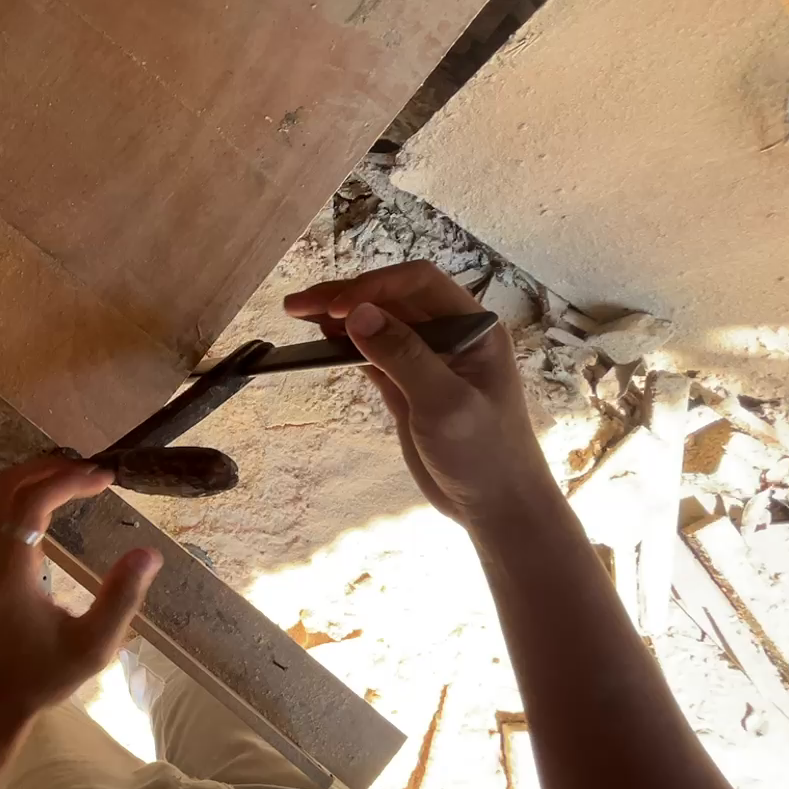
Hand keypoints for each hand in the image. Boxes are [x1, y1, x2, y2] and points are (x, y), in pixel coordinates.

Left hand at [0, 456, 162, 731]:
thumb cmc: (42, 677)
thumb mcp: (92, 648)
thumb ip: (120, 599)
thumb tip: (149, 553)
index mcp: (10, 572)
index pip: (31, 503)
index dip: (68, 481)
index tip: (106, 477)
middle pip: (6, 486)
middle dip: (49, 467)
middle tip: (92, 472)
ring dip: (30, 474)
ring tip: (73, 475)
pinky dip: (18, 490)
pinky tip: (48, 499)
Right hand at [282, 260, 555, 522]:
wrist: (494, 505)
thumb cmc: (482, 454)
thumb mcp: (443, 403)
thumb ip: (402, 356)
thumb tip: (356, 315)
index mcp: (472, 328)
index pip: (418, 283)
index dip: (373, 287)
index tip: (335, 309)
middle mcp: (448, 335)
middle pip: (390, 298)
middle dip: (343, 296)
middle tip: (294, 304)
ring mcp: (423, 360)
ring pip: (375, 323)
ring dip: (337, 317)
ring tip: (297, 314)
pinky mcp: (403, 385)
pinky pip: (369, 353)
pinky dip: (342, 344)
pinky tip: (320, 340)